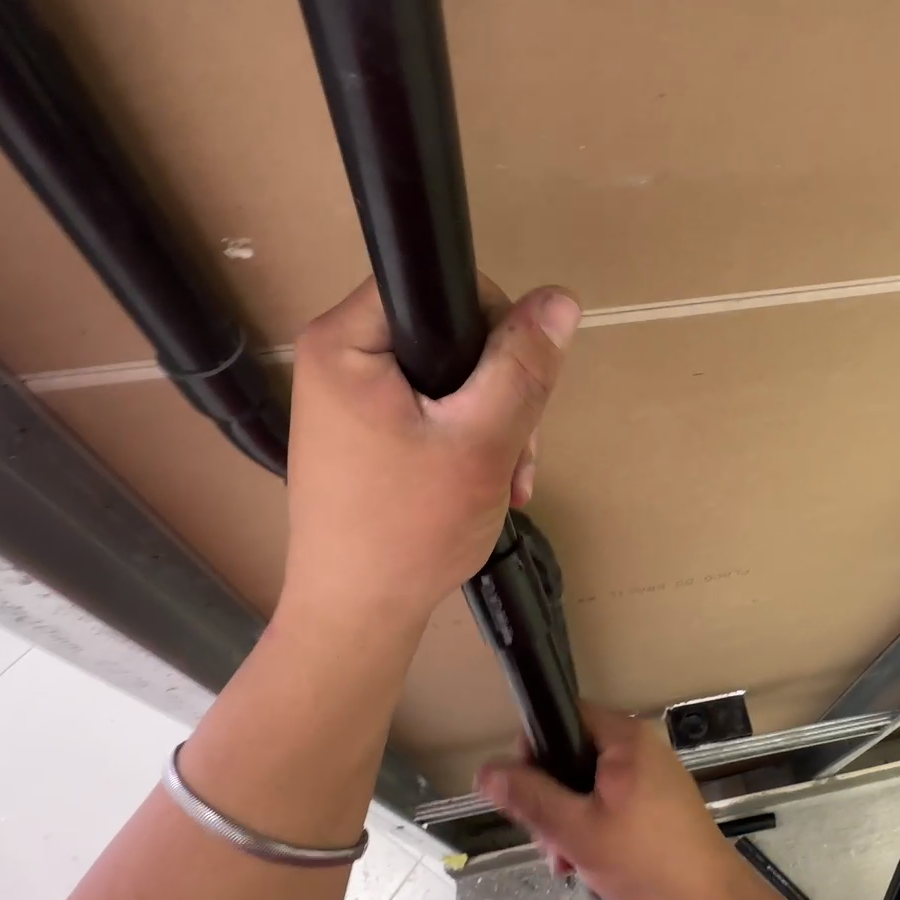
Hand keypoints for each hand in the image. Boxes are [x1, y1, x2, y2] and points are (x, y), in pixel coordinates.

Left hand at [277, 278, 580, 625]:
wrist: (360, 614)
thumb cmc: (409, 529)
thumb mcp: (482, 442)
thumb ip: (522, 369)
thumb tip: (560, 301)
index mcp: (346, 343)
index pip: (436, 285)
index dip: (494, 326)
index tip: (516, 389)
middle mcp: (340, 361)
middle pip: (450, 337)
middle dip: (501, 393)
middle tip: (519, 452)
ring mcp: (352, 403)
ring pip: (450, 381)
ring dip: (495, 425)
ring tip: (510, 480)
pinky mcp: (366, 437)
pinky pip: (433, 415)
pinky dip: (469, 444)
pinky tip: (492, 485)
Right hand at [476, 706, 757, 899]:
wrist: (708, 899)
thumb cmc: (643, 858)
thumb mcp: (576, 830)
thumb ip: (530, 797)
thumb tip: (486, 770)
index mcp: (624, 737)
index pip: (565, 716)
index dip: (536, 747)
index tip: (524, 788)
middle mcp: (640, 745)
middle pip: (573, 755)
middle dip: (552, 799)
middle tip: (549, 842)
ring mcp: (652, 773)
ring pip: (588, 784)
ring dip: (570, 820)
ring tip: (568, 862)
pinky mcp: (658, 800)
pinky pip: (611, 799)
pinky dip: (594, 825)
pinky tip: (589, 861)